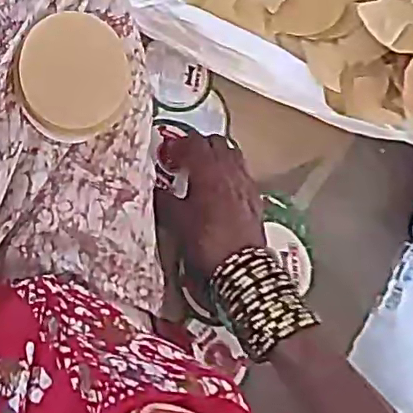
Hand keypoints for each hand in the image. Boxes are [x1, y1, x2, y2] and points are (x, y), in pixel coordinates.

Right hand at [155, 132, 266, 277]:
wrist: (242, 270)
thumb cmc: (206, 242)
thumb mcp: (177, 222)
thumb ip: (165, 199)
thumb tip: (156, 188)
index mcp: (209, 171)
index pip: (194, 142)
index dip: (177, 144)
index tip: (165, 155)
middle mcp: (231, 171)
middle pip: (216, 143)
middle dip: (199, 146)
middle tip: (183, 160)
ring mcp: (246, 184)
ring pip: (233, 156)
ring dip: (217, 157)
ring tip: (202, 173)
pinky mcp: (256, 200)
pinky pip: (241, 174)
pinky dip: (229, 174)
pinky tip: (219, 192)